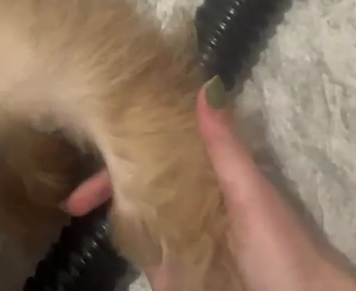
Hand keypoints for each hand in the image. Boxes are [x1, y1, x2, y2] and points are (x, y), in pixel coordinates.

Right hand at [64, 80, 355, 290]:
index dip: (128, 145)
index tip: (91, 142)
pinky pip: (155, 261)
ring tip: (82, 217)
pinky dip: (138, 252)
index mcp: (216, 174)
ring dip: (120, 216)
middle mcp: (199, 201)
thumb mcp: (252, 193)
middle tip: (72, 200)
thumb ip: (225, 147)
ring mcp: (192, 241)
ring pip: (147, 220)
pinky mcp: (186, 275)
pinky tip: (116, 247)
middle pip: (146, 185)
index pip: (162, 149)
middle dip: (110, 187)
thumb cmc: (283, 245)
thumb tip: (205, 84)